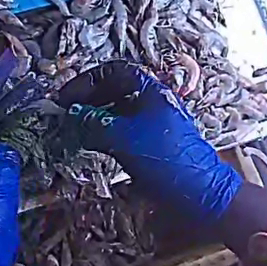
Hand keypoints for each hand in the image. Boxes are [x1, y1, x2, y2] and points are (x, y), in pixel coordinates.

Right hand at [56, 60, 240, 225]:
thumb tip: (71, 114)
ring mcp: (153, 123)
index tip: (66, 97)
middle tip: (66, 113)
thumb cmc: (165, 158)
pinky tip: (91, 144)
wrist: (201, 193)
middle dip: (88, 99)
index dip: (86, 81)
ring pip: (117, 112)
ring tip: (74, 129)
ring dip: (94, 117)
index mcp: (150, 90)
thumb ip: (95, 123)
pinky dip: (104, 134)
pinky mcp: (152, 143)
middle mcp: (152, 102)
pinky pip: (123, 131)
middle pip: (114, 90)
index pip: (112, 72)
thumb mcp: (124, 138)